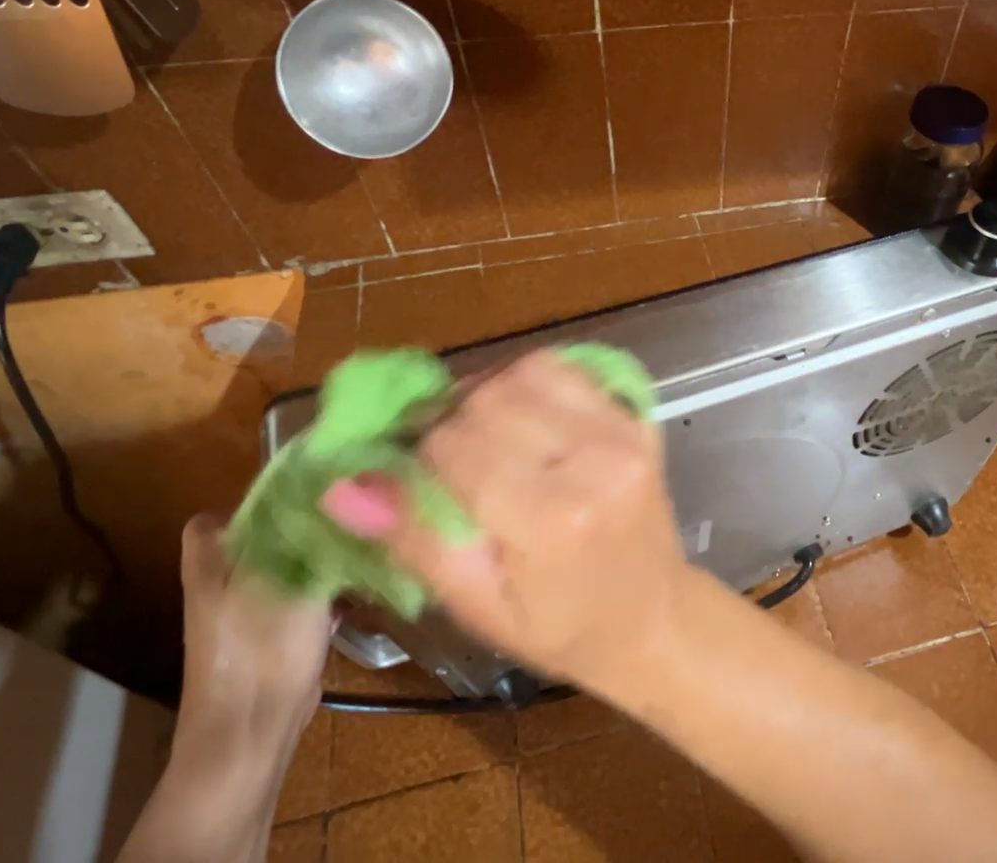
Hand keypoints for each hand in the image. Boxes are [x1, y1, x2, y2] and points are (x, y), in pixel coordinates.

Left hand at [176, 514, 332, 762]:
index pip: (213, 520)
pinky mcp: (273, 637)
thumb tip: (333, 498)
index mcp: (210, 568)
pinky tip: (356, 597)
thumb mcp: (290, 584)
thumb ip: (310, 541)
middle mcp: (224, 586)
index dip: (251, 506)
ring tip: (360, 555)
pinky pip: (302, 600)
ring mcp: (249, 613)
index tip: (300, 500)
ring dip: (322, 562)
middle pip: (261, 541)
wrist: (251, 729)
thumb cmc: (262, 650)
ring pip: (287, 569)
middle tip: (344, 522)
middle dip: (303, 530)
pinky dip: (327, 594)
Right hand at [321, 350, 693, 690]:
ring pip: (524, 371)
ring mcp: (623, 431)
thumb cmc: (561, 627)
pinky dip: (531, 384)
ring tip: (486, 439)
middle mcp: (595, 459)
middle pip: (487, 400)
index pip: (454, 447)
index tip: (417, 482)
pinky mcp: (636, 417)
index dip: (420, 458)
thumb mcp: (478, 607)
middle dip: (452, 426)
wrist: (653, 617)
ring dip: (489, 396)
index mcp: (553, 517)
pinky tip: (526, 423)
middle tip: (450, 464)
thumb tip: (342, 486)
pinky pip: (567, 369)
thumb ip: (415, 540)